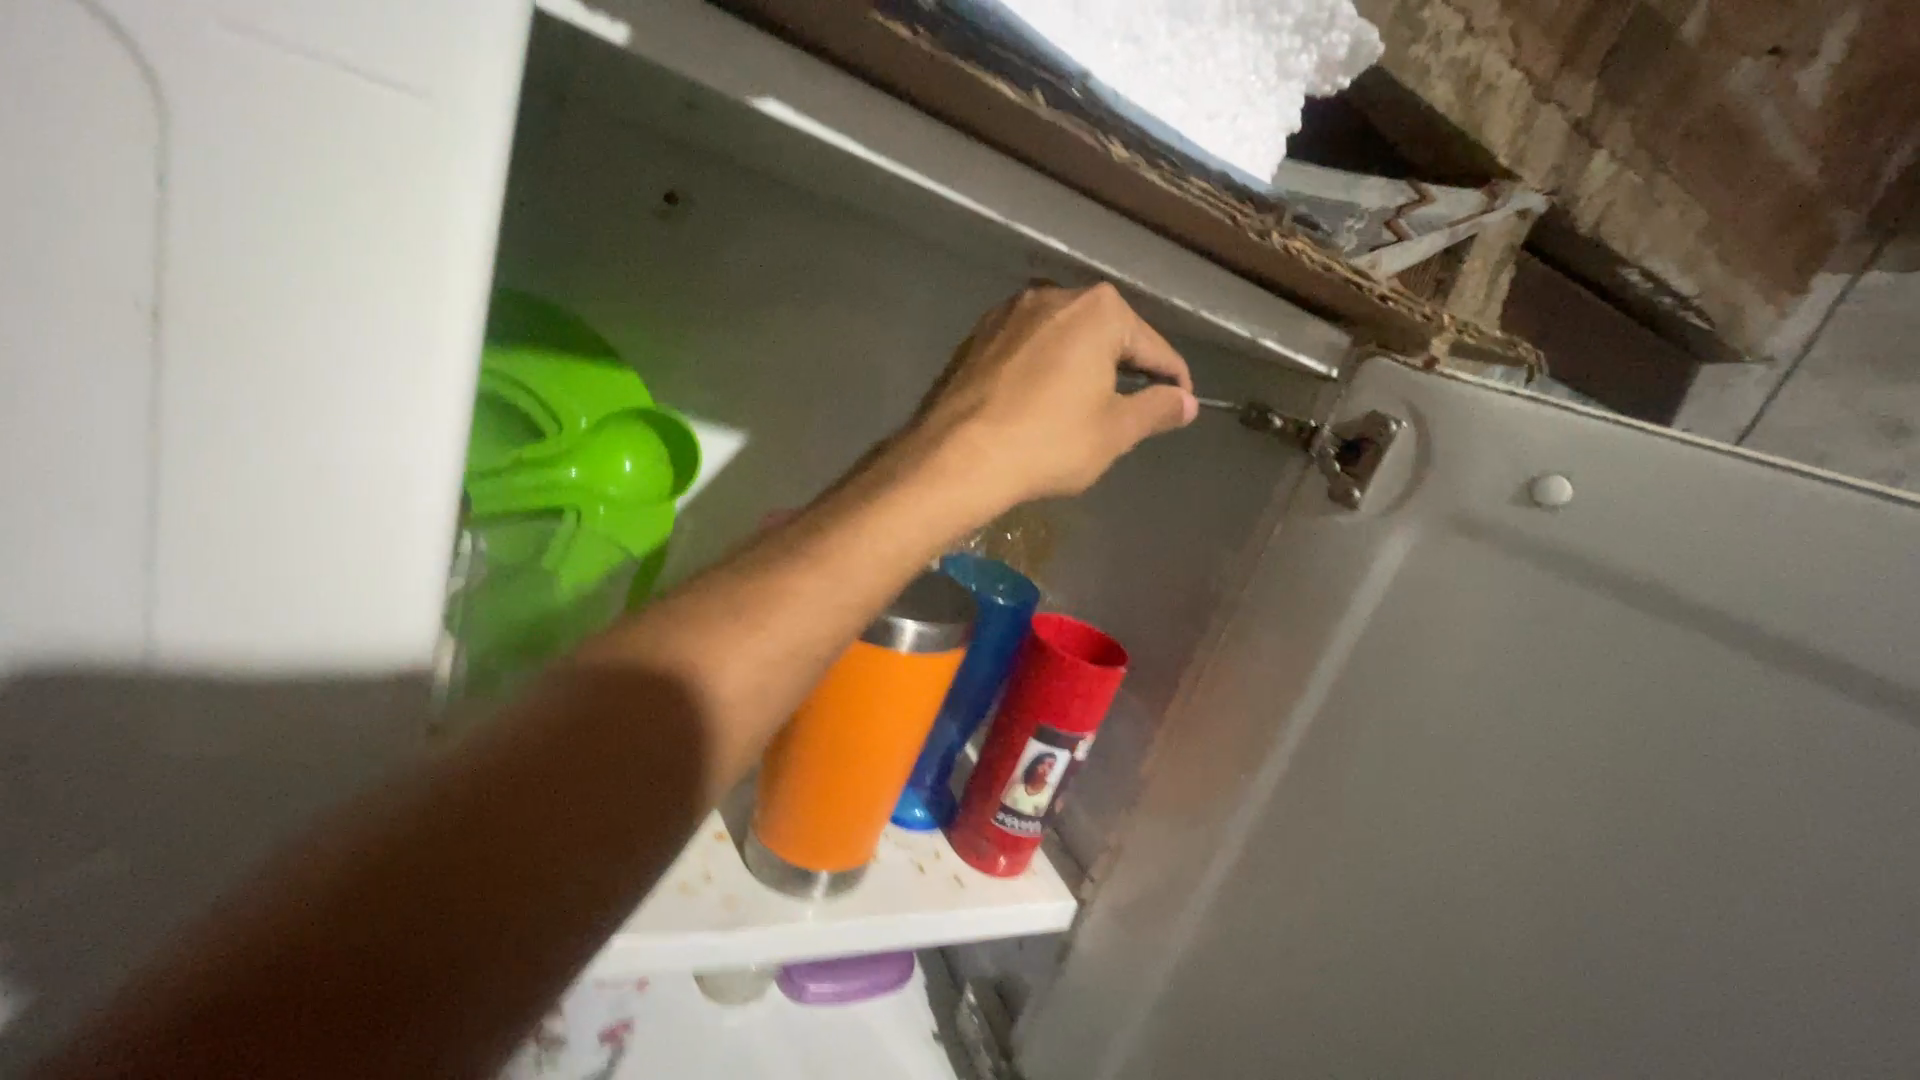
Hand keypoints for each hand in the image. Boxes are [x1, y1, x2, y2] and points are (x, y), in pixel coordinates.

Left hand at [900, 283, 1196, 512]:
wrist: (956, 458)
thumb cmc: (1048, 443)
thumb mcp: (1114, 432)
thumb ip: (1156, 410)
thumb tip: (1185, 402)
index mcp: (1097, 310)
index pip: (1152, 346)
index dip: (1173, 380)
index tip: (1183, 404)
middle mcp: (1052, 296)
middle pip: (1105, 334)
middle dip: (1123, 368)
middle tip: (1132, 410)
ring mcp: (1007, 314)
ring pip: (1061, 340)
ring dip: (1079, 368)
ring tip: (1084, 410)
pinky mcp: (975, 338)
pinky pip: (1025, 351)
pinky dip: (1041, 372)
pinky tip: (1038, 405)